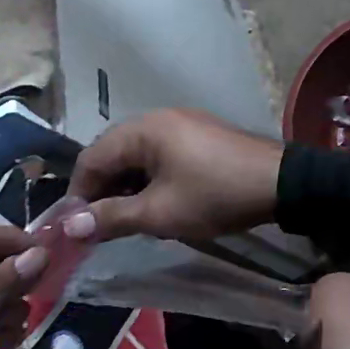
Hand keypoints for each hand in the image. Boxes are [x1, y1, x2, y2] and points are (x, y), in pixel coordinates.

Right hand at [65, 108, 283, 241]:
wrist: (280, 183)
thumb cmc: (214, 195)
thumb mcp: (160, 213)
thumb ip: (112, 217)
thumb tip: (69, 226)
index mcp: (143, 129)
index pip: (91, 159)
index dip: (78, 196)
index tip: (77, 231)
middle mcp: (158, 118)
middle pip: (112, 154)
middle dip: (103, 192)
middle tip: (103, 229)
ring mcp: (182, 124)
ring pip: (138, 157)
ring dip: (128, 188)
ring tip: (131, 221)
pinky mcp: (200, 135)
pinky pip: (161, 155)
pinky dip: (152, 179)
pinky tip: (159, 204)